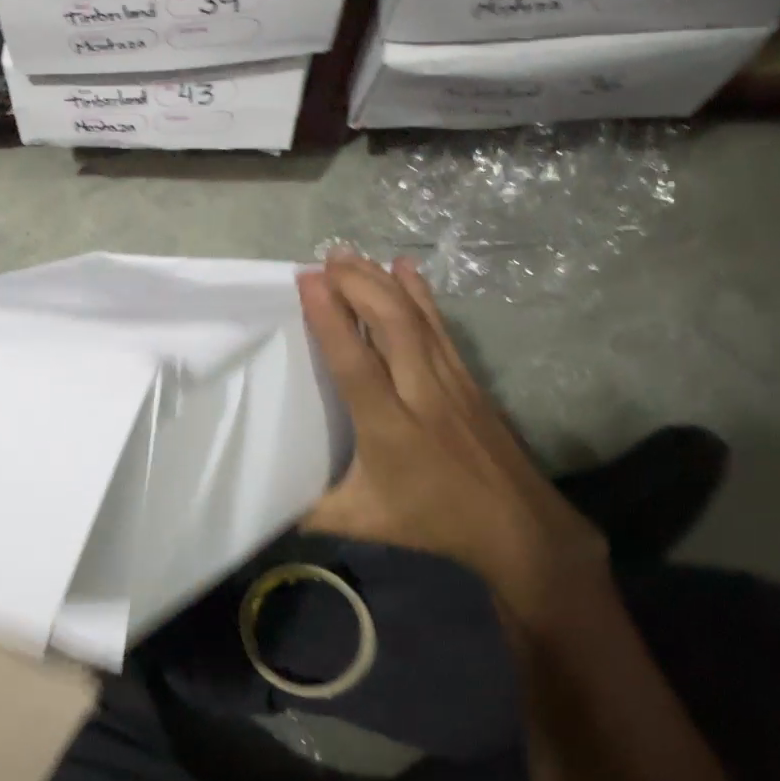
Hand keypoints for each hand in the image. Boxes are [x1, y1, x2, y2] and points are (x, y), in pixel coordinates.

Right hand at [297, 255, 607, 617]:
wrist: (517, 525)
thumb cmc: (432, 521)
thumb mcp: (361, 523)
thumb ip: (309, 510)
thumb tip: (262, 501)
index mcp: (388, 429)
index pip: (357, 364)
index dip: (332, 320)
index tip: (309, 282)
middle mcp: (421, 395)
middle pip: (392, 325)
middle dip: (358, 285)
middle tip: (325, 258)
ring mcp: (450, 383)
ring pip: (416, 319)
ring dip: (382, 282)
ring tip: (351, 255)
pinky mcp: (468, 379)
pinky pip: (440, 327)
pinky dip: (421, 294)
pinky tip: (406, 269)